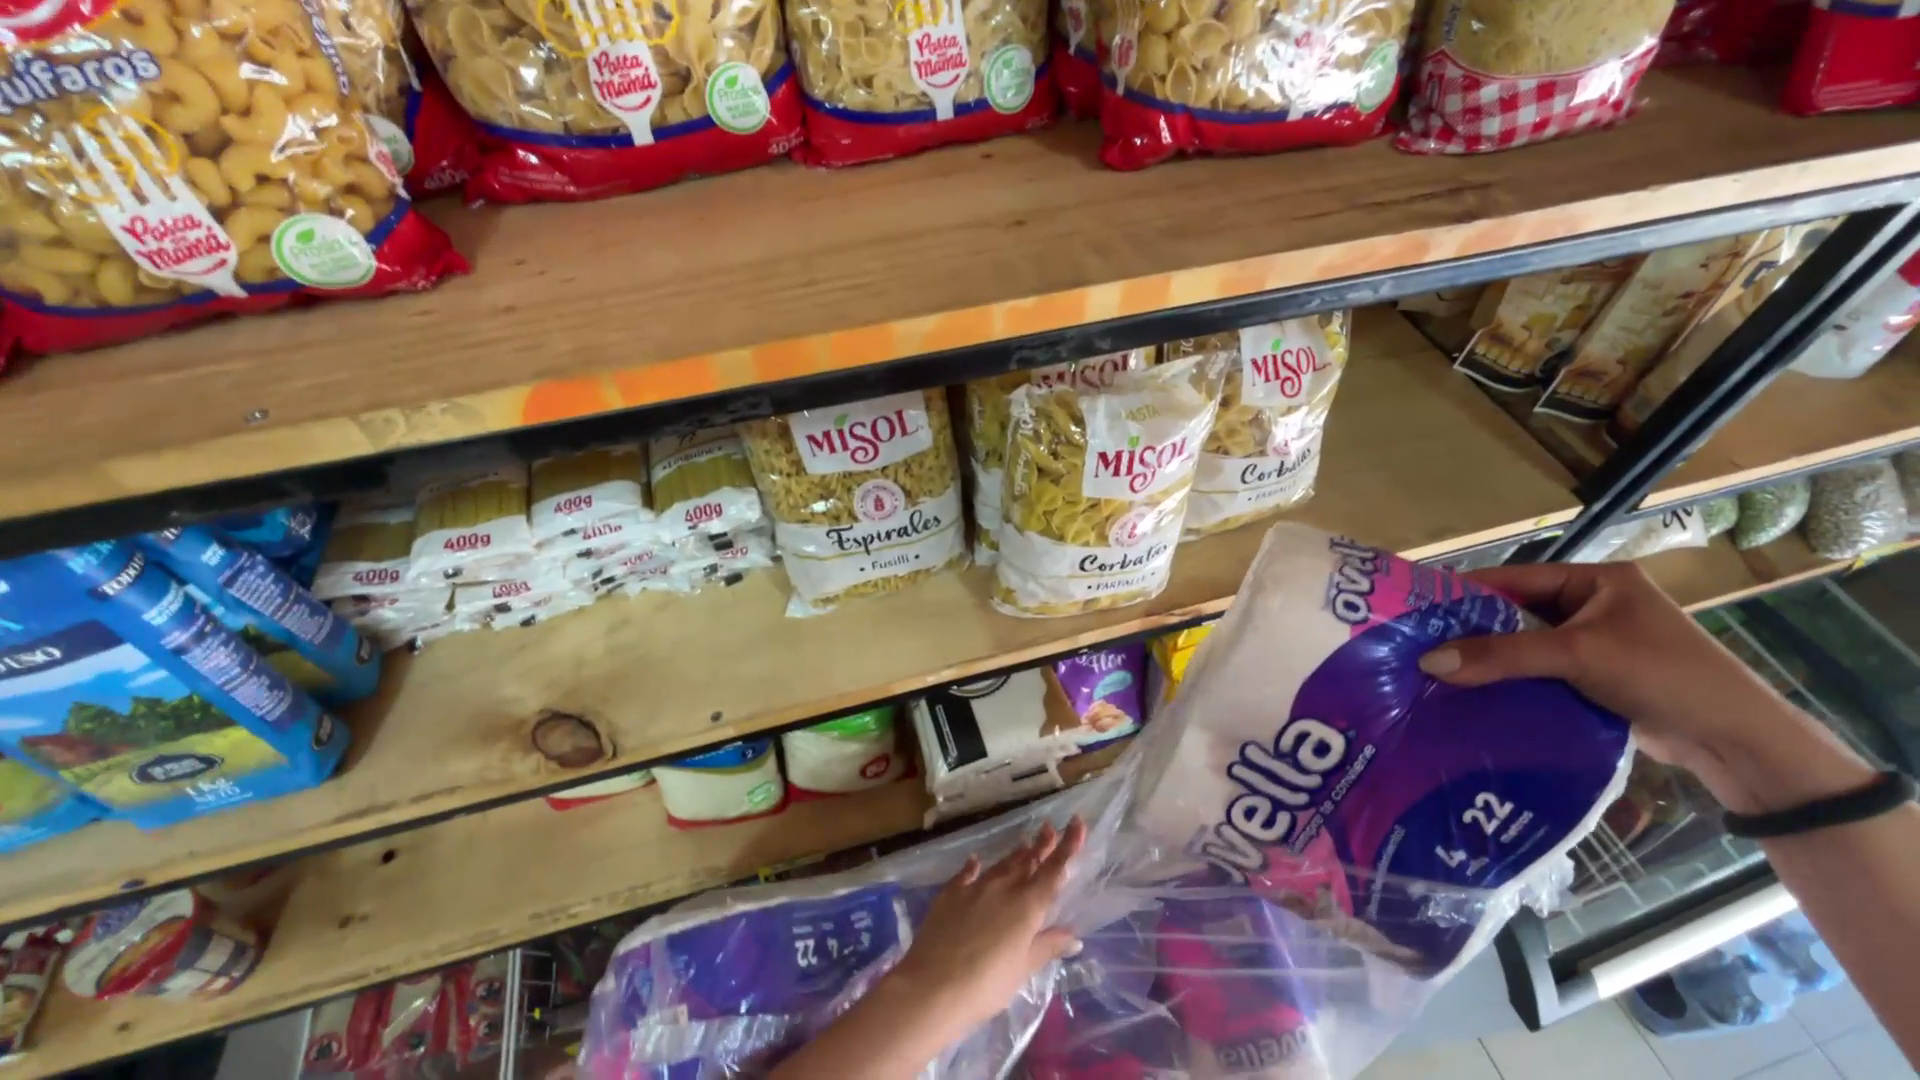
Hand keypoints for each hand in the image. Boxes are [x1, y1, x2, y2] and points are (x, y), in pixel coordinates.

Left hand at [883, 817, 1087, 1038]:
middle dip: (1041, 845)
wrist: (932, 986)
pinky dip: (974, 866)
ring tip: (1024, 844)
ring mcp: (974, 888)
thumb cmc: (987, 983)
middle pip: (1027, 861)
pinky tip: (975, 861)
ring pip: (1001, 865)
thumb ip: (1047, 947)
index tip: (1077, 822)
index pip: (1053, 870)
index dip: (1068, 846)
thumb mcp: (1023, 968)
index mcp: (1027, 905)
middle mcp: (1003, 887)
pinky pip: (967, 873)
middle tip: (1049, 828)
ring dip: (1015, 855)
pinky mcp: (949, 894)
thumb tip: (1075, 936)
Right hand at [1417, 562, 1872, 813]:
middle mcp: (1591, 606)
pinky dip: (1509, 684)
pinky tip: (1473, 696)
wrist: (1735, 740)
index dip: (1464, 591)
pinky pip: (1537, 674)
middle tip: (1417, 646)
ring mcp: (1593, 645)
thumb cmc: (1663, 675)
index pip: (1514, 577)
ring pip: (1523, 647)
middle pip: (1514, 613)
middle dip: (1470, 631)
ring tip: (1435, 674)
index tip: (1416, 608)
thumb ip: (1503, 655)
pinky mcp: (1593, 680)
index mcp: (1594, 581)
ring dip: (1488, 662)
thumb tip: (1428, 662)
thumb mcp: (1578, 655)